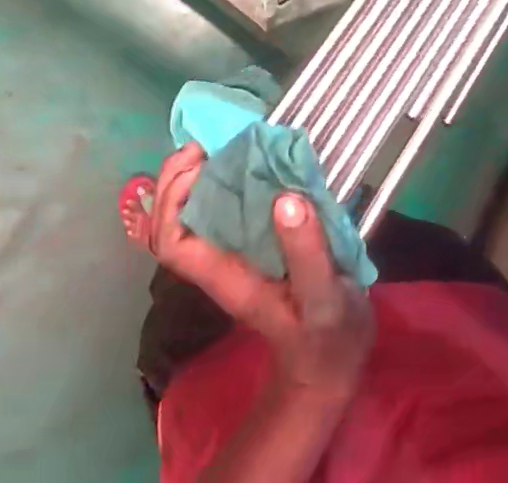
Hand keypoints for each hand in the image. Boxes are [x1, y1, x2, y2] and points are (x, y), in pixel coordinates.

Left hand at [121, 143, 373, 399]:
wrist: (334, 364)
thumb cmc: (326, 338)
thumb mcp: (323, 298)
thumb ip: (306, 253)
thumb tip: (285, 198)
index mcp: (227, 275)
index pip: (173, 241)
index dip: (173, 199)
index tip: (200, 161)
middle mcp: (225, 260)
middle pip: (176, 221)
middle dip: (179, 178)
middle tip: (207, 142)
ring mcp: (243, 253)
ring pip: (203, 212)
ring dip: (205, 175)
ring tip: (228, 143)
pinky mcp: (265, 244)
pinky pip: (237, 207)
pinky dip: (239, 180)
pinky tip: (263, 160)